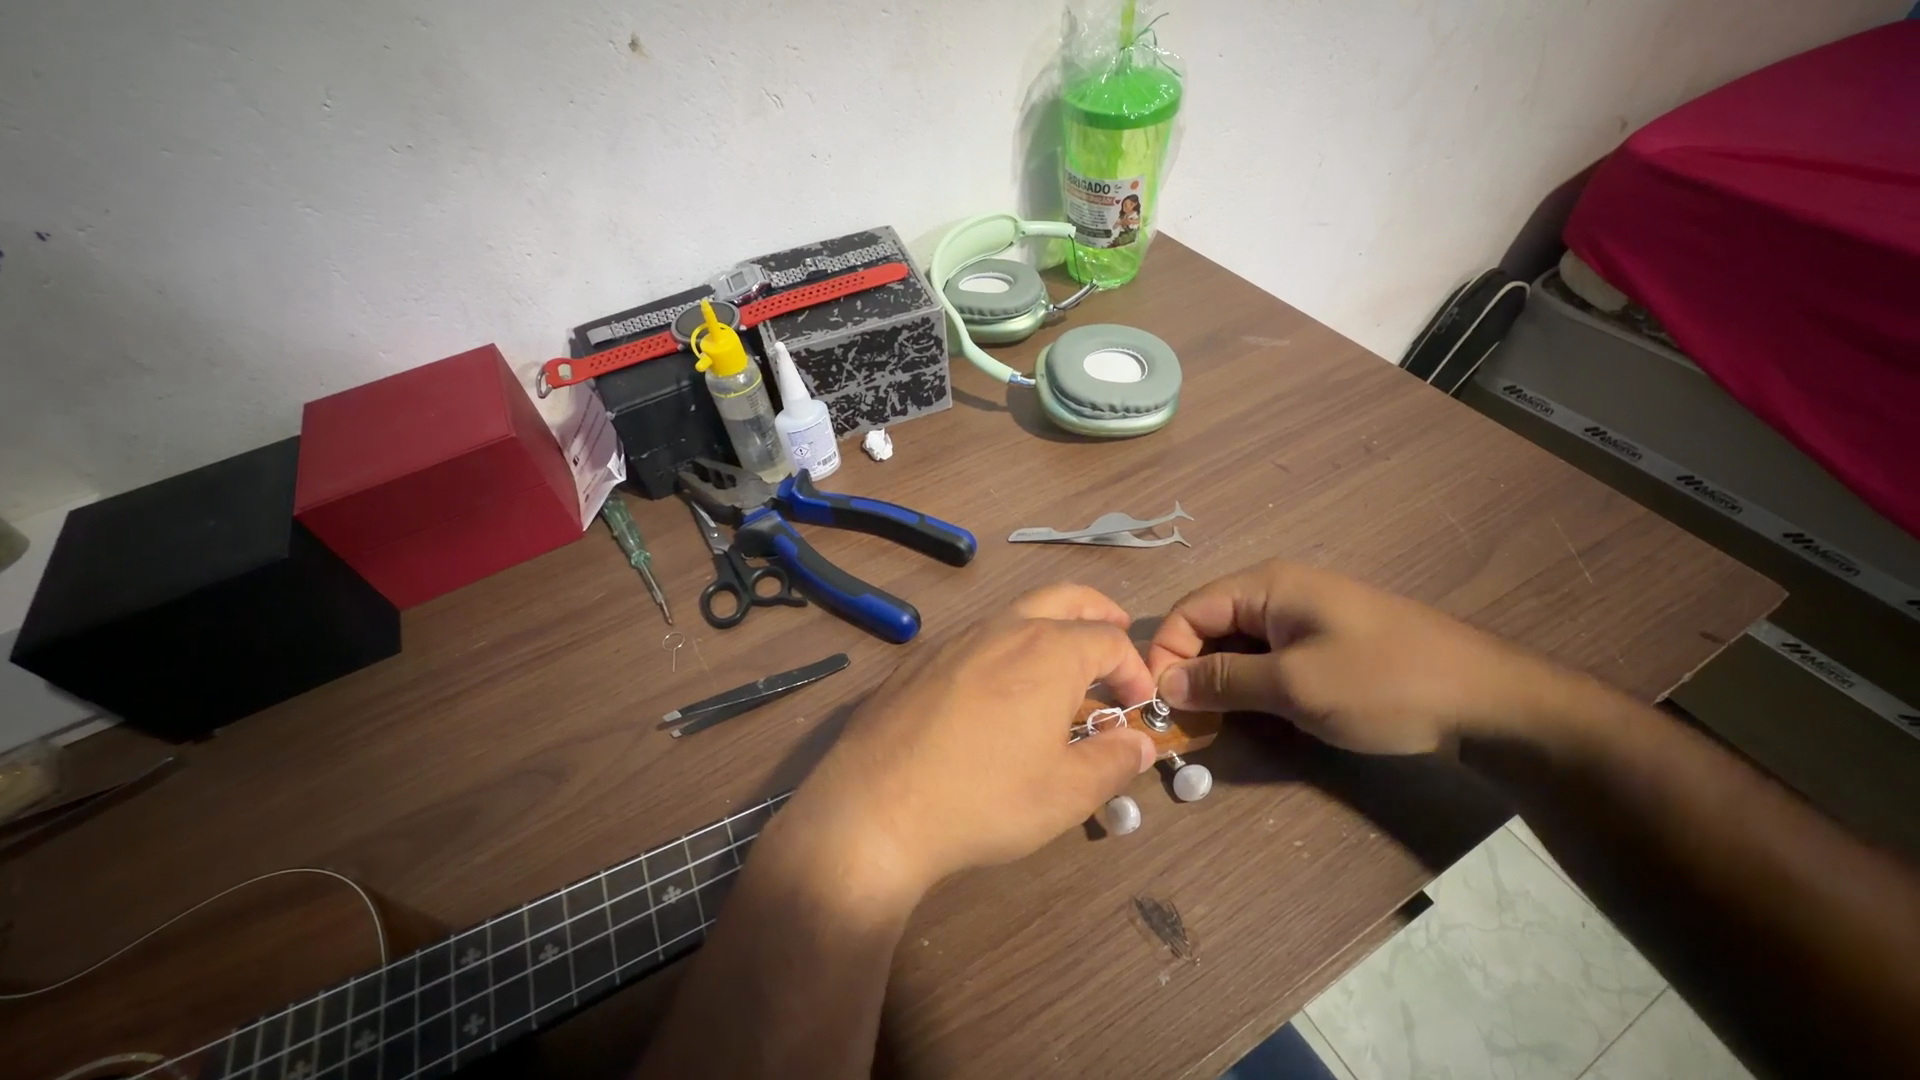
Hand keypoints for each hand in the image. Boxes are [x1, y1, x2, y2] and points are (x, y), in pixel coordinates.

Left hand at [779, 585, 1158, 900]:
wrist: (874, 809)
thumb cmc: (983, 800)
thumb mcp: (1065, 793)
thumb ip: (1113, 761)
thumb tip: (1139, 742)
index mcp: (1048, 652)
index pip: (1109, 640)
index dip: (1133, 669)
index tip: (1137, 706)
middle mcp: (1002, 629)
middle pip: (1063, 598)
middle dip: (1096, 613)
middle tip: (1113, 634)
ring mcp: (953, 641)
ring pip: (1014, 614)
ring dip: (1048, 629)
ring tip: (1058, 670)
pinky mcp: (917, 662)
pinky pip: (974, 640)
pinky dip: (1003, 649)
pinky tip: (995, 692)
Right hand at [1147, 560, 1560, 754]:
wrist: (1488, 702)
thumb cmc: (1385, 683)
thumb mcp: (1295, 685)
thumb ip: (1222, 680)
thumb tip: (1164, 685)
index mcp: (1268, 585)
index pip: (1189, 610)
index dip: (1166, 654)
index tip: (1159, 706)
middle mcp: (1279, 593)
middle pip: (1209, 626)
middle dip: (1189, 671)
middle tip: (1184, 723)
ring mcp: (1304, 619)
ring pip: (1236, 646)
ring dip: (1218, 683)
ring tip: (1213, 726)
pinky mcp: (1324, 645)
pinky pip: (1267, 660)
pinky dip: (1250, 687)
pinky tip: (1253, 716)